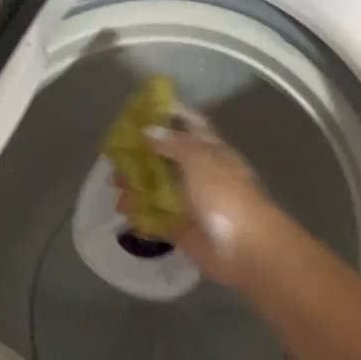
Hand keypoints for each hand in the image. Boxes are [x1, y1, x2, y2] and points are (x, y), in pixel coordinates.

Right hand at [118, 108, 284, 286]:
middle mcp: (200, 172)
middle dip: (143, 155)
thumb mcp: (200, 158)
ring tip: (115, 186)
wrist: (245, 248)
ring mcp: (191, 202)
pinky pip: (157, 218)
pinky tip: (124, 211)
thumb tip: (149, 130)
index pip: (189, 124)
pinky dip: (140, 214)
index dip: (169, 115)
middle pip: (168, 158)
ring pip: (159, 188)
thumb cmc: (225, 194)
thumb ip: (174, 143)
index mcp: (211, 150)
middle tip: (116, 154)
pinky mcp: (183, 229)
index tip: (141, 111)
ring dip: (137, 186)